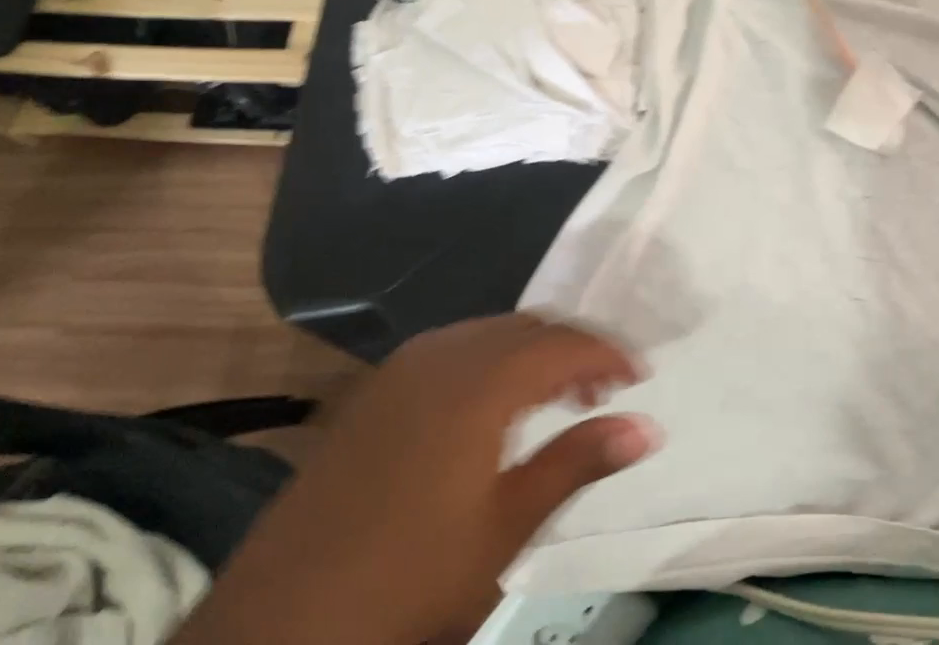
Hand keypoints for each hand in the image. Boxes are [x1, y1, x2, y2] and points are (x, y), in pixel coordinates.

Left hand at [174, 314, 658, 644]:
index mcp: (478, 383)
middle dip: (572, 349)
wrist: (290, 611)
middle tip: (606, 390)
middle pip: (525, 327)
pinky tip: (494, 408)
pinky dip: (490, 363)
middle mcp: (439, 356)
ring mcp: (400, 370)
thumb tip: (648, 427)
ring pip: (486, 335)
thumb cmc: (415, 573)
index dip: (607, 355)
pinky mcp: (375, 391)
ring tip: (559, 398)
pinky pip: (451, 351)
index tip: (642, 377)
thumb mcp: (509, 525)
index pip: (561, 344)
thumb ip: (579, 462)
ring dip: (531, 354)